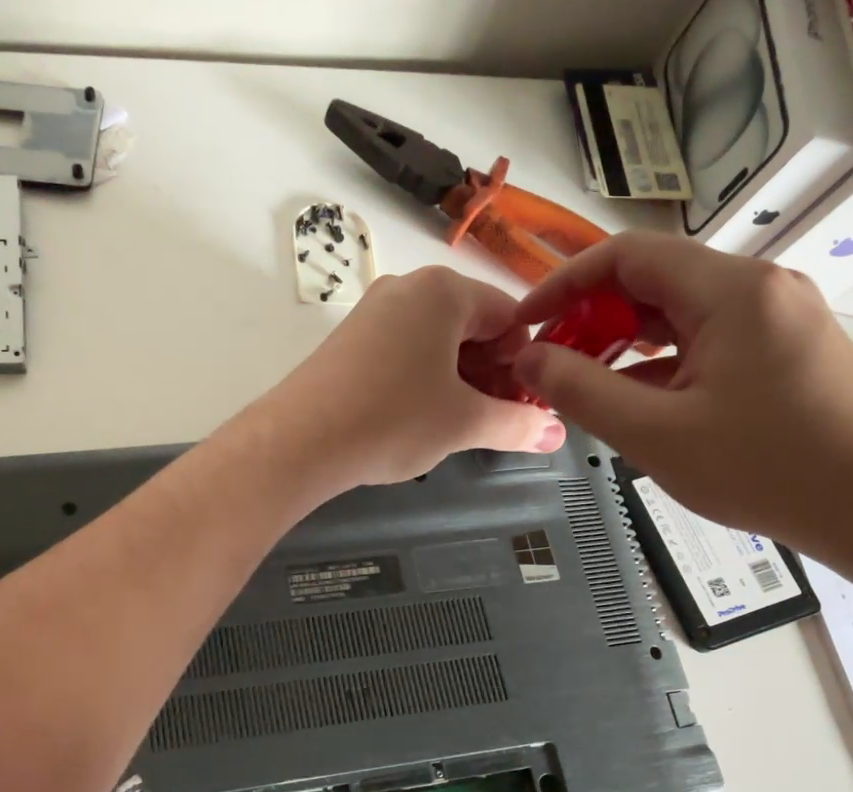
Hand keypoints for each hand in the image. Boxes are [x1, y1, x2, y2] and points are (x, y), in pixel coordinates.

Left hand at [257, 266, 562, 489]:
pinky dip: (423, 379)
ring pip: (437, 341)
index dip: (525, 365)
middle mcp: (407, 289)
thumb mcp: (464, 423)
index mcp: (444, 291)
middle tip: (495, 422)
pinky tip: (418, 418)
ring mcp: (373, 312)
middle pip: (473, 326)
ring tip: (457, 426)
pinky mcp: (349, 340)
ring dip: (459, 381)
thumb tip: (554, 432)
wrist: (298, 441)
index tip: (526, 408)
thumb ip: (517, 423)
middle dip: (492, 374)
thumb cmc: (391, 421)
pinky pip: (404, 350)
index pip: (510, 317)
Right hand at [512, 232, 852, 549]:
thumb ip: (580, 390)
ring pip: (680, 312)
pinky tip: (635, 401)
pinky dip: (661, 361)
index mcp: (731, 290)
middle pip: (654, 279)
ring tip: (583, 385)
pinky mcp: (788, 349)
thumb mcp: (654, 434)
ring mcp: (780, 318)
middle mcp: (760, 287)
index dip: (564, 283)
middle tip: (549, 364)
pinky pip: (708, 338)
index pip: (627, 255)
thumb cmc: (766, 469)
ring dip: (624, 341)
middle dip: (591, 316)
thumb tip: (527, 358)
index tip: (525, 324)